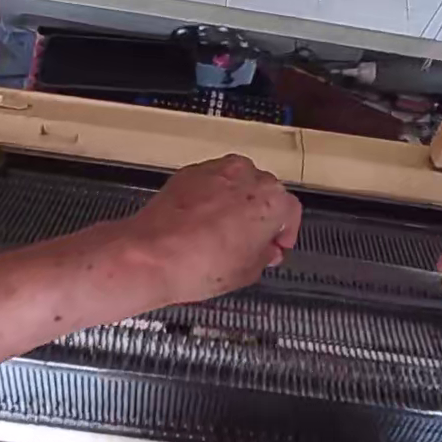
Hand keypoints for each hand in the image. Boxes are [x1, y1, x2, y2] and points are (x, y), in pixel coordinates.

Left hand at [120, 155, 301, 305]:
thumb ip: (266, 255)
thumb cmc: (197, 262)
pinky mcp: (191, 172)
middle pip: (266, 193)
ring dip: (237, 203)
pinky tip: (202, 224)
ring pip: (238, 184)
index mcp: (272, 199)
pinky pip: (212, 183)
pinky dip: (212, 198)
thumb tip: (266, 250)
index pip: (291, 212)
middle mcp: (247, 176)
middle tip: (251, 242)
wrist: (151, 254)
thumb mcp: (248, 271)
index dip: (285, 233)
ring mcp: (217, 170)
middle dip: (261, 216)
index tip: (277, 244)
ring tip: (223, 233)